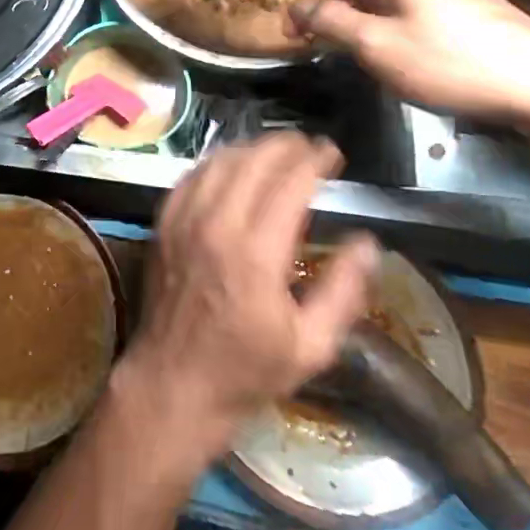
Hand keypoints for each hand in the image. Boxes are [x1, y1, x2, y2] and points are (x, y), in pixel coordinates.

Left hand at [120, 134, 377, 453]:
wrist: (173, 383)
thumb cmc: (246, 371)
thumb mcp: (312, 346)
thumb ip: (344, 290)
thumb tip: (368, 243)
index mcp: (255, 254)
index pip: (289, 184)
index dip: (314, 160)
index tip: (333, 152)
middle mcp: (213, 226)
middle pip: (251, 162)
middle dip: (284, 146)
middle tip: (308, 147)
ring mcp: (181, 223)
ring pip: (216, 163)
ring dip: (249, 149)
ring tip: (276, 152)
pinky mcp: (161, 227)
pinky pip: (188, 179)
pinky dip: (214, 164)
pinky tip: (231, 167)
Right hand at [290, 0, 529, 128]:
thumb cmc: (449, 64)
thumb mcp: (377, 45)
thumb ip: (332, 22)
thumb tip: (303, 9)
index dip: (303, 7)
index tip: (288, 40)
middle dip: (330, 14)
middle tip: (314, 48)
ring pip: (383, 1)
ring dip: (357, 23)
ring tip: (347, 54)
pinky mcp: (466, 9)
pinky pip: (408, 11)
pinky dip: (386, 28)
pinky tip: (391, 54)